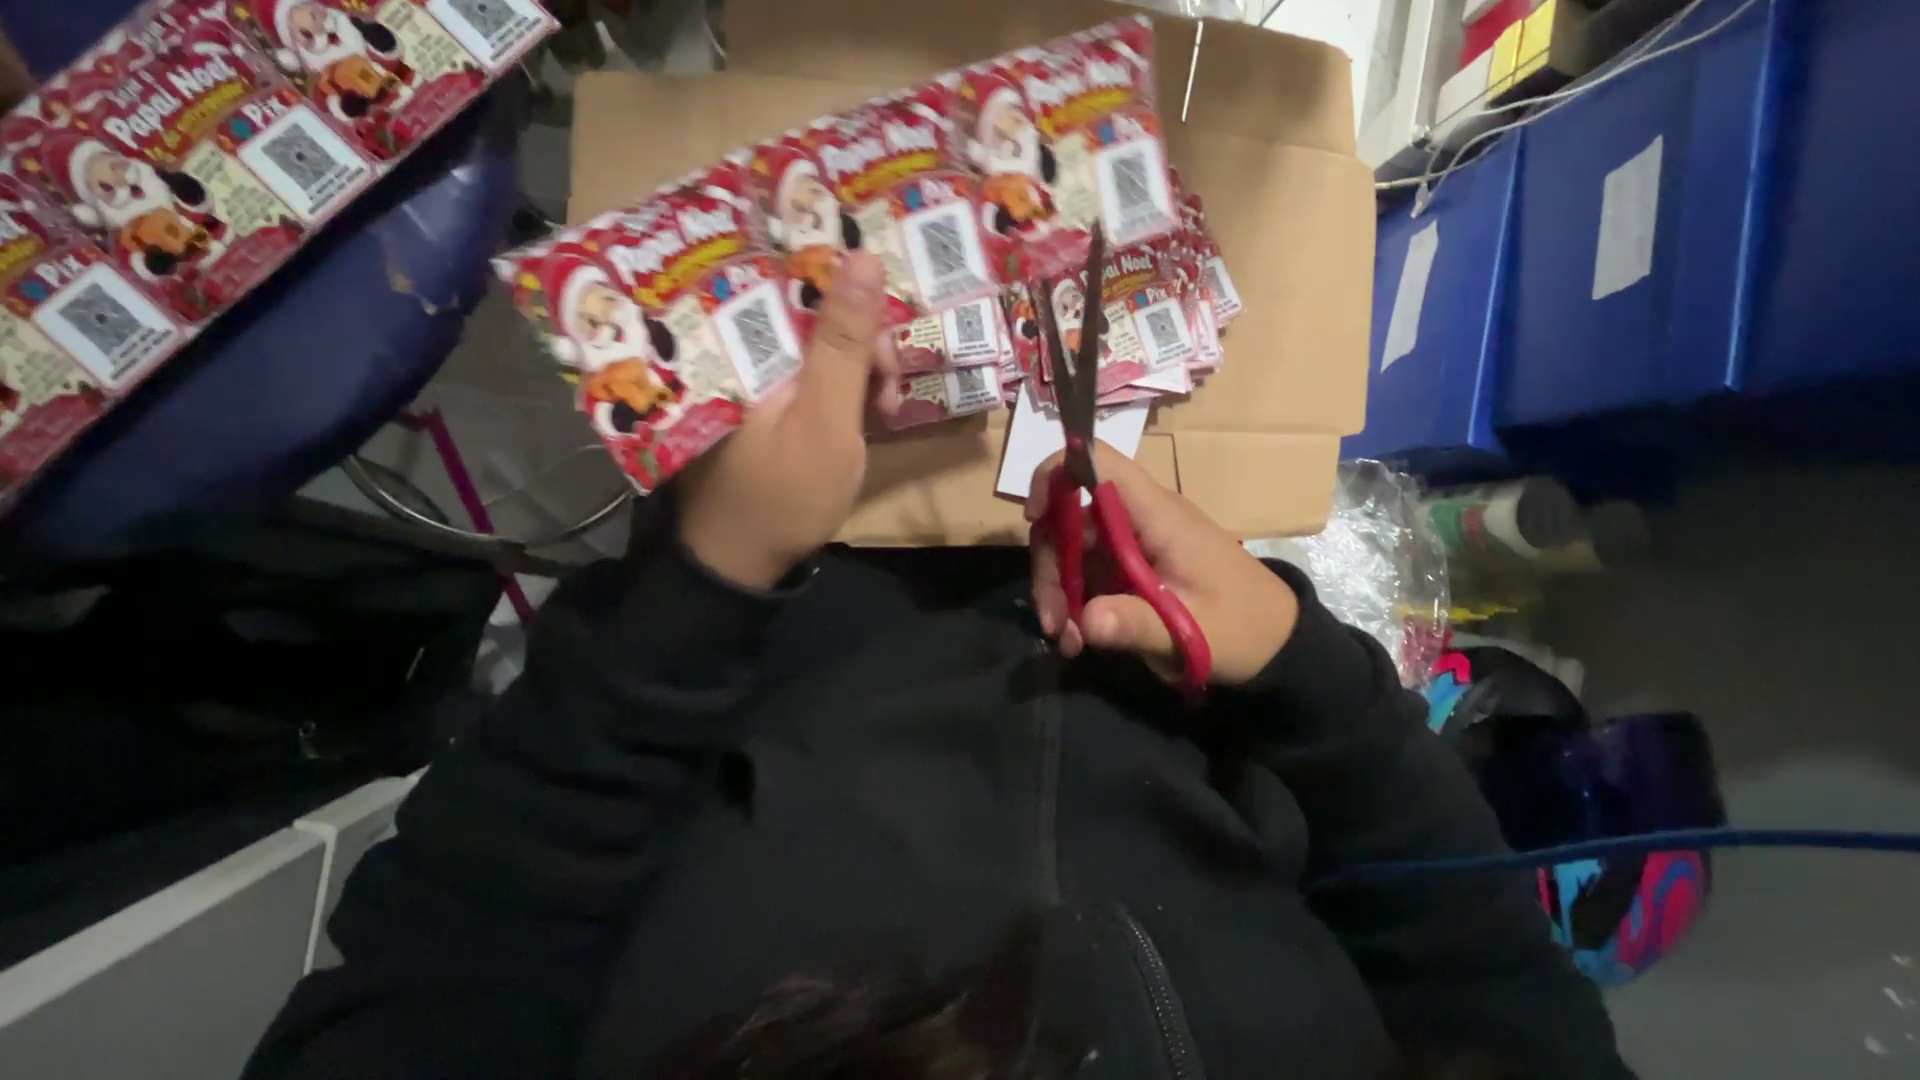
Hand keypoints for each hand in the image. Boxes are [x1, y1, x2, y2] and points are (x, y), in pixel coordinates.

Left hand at [677, 253, 899, 588]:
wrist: (744, 563)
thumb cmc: (785, 494)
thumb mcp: (826, 418)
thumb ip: (844, 343)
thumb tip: (863, 255)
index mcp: (747, 344)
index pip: (801, 280)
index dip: (856, 291)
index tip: (894, 323)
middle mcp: (745, 352)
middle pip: (817, 314)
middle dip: (867, 345)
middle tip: (889, 388)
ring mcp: (757, 380)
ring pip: (823, 349)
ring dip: (864, 374)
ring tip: (884, 413)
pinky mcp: (768, 407)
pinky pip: (815, 378)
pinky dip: (847, 394)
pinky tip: (868, 418)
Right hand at [1026, 442, 1299, 684]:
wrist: (1278, 642)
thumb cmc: (1243, 627)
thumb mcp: (1192, 632)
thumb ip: (1137, 625)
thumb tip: (1085, 622)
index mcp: (1157, 517)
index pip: (1101, 464)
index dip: (1058, 474)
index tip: (1034, 516)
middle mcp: (1137, 521)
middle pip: (1070, 517)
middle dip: (1050, 566)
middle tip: (1053, 623)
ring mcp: (1131, 545)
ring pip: (1071, 548)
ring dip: (1058, 591)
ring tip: (1066, 641)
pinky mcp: (1129, 569)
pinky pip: (1086, 572)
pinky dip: (1074, 602)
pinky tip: (1079, 638)